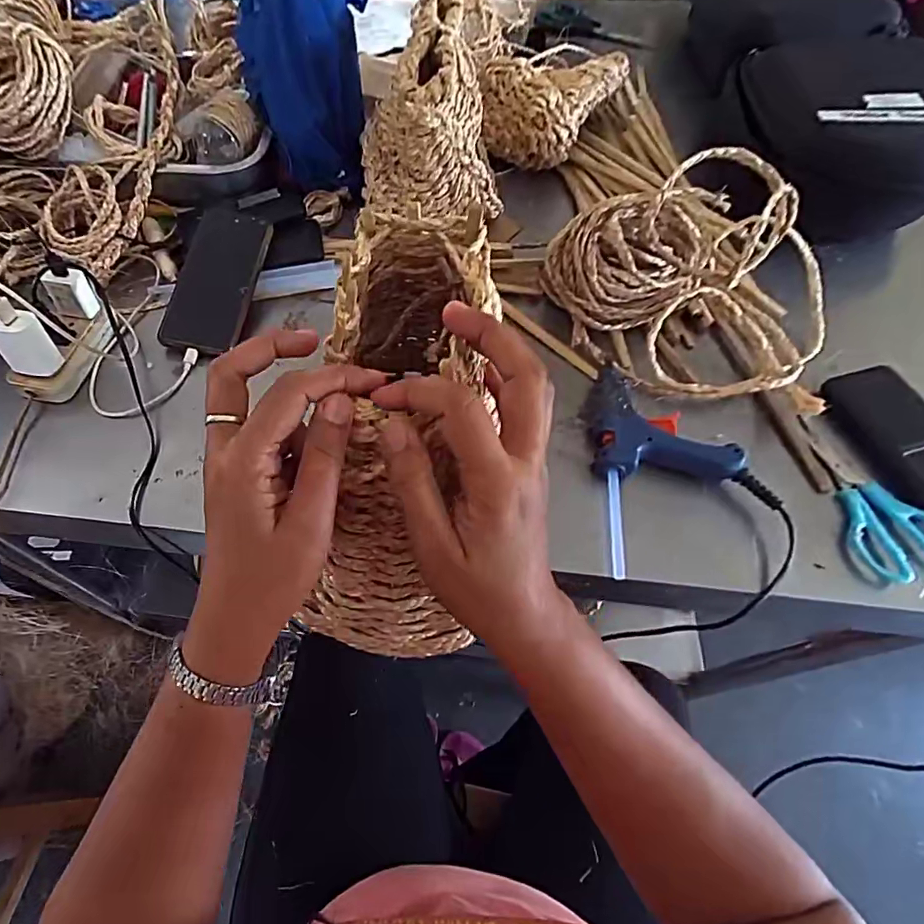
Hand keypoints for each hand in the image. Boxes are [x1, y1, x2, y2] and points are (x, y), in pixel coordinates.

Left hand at [189, 330, 386, 681]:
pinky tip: (320, 437)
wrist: (233, 619)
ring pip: (239, 399)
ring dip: (278, 384)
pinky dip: (284, 420)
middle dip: (269, 347)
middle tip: (313, 340)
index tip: (371, 379)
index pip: (287, 394)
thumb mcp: (310, 523)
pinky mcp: (235, 475)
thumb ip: (325, 459)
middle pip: (231, 376)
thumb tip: (339, 402)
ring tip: (332, 393)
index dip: (332, 378)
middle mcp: (224, 452)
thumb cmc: (271, 583)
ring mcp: (224, 462)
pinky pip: (253, 429)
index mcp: (242, 462)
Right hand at [370, 303, 576, 653]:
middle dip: (493, 335)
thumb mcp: (433, 546)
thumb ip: (413, 482)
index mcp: (498, 483)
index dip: (422, 390)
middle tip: (453, 311)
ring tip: (465, 326)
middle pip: (528, 377)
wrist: (525, 611)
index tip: (388, 395)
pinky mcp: (531, 464)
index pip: (465, 409)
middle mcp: (526, 462)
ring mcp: (535, 461)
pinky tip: (479, 370)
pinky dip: (506, 377)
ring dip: (504, 349)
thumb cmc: (478, 590)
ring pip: (535, 386)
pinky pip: (528, 407)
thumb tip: (394, 425)